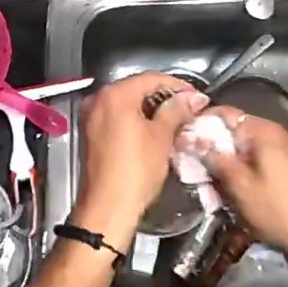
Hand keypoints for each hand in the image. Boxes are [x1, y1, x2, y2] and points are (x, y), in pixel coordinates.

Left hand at [70, 72, 206, 250]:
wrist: (107, 208)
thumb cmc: (136, 170)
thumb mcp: (161, 138)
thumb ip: (176, 110)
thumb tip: (194, 96)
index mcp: (115, 95)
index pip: (150, 78)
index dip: (177, 85)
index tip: (196, 96)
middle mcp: (98, 99)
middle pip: (136, 87)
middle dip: (163, 96)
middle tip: (188, 107)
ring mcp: (91, 115)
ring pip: (126, 102)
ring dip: (150, 108)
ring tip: (175, 118)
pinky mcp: (90, 131)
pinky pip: (116, 115)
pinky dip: (135, 118)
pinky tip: (153, 129)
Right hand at [199, 107, 287, 263]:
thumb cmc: (277, 208)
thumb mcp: (238, 183)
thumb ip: (213, 156)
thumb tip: (190, 137)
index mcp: (263, 130)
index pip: (225, 113)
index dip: (201, 122)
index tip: (183, 136)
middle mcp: (273, 133)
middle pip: (233, 130)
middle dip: (212, 145)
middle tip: (192, 162)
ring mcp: (280, 149)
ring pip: (242, 146)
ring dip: (224, 160)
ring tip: (208, 179)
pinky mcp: (284, 165)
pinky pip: (254, 158)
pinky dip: (239, 168)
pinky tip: (229, 187)